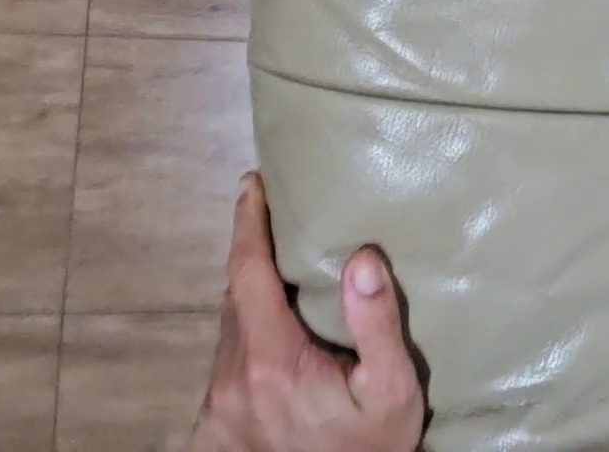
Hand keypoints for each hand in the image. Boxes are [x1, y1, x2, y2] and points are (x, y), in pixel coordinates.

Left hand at [191, 172, 426, 451]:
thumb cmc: (372, 449)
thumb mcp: (392, 388)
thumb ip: (377, 322)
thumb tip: (361, 257)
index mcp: (271, 360)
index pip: (246, 275)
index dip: (247, 224)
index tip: (253, 184)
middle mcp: (231, 381)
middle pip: (234, 297)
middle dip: (251, 249)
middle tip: (275, 208)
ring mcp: (218, 409)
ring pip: (228, 328)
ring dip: (248, 288)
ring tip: (281, 257)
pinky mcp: (215, 429)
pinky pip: (227, 358)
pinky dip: (246, 325)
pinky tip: (273, 321)